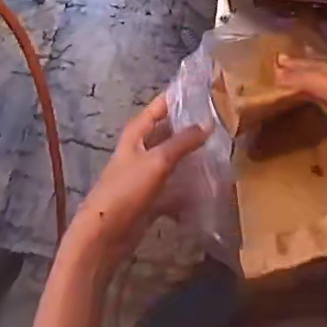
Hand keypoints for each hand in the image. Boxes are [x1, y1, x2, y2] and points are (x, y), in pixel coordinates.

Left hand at [65, 93, 208, 267]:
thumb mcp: (157, 161)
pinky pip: (175, 186)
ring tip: (222, 152)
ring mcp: (146, 173)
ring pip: (174, 159)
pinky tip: (209, 188)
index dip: (182, 96)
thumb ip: (183, 141)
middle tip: (222, 123)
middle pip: (170, 131)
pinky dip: (188, 187)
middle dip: (193, 128)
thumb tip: (209, 123)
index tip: (207, 90)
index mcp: (138, 132)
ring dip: (193, 158)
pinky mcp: (151, 197)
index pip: (162, 105)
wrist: (103, 237)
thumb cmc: (126, 190)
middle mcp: (142, 148)